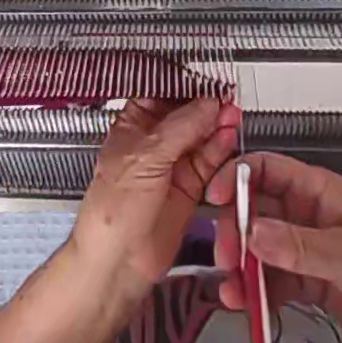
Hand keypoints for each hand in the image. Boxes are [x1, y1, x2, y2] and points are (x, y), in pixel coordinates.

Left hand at [67, 98, 240, 303]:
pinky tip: (228, 135)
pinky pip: (209, 160)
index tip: (205, 80)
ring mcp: (172, 164)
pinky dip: (220, 147)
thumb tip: (206, 105)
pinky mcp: (189, 186)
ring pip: (200, 135)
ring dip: (217, 123)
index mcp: (132, 127)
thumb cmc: (111, 213)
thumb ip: (180, 129)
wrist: (118, 262)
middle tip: (225, 97)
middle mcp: (153, 143)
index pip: (161, 94)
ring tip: (231, 114)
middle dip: (206, 104)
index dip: (183, 86)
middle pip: (186, 113)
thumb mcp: (145, 159)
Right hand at [208, 152, 341, 342]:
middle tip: (226, 257)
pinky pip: (271, 280)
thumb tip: (255, 232)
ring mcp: (308, 248)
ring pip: (259, 248)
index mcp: (321, 192)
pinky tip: (250, 306)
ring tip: (233, 291)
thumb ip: (302, 246)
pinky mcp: (310, 280)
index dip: (236, 178)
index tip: (215, 199)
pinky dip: (256, 293)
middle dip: (235, 231)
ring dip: (241, 268)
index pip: (267, 170)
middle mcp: (309, 216)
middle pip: (255, 210)